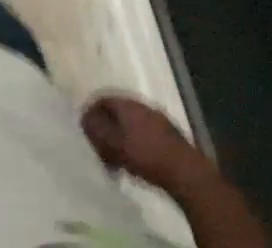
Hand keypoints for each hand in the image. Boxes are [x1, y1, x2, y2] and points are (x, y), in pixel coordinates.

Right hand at [81, 93, 212, 192]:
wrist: (187, 173)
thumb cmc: (145, 156)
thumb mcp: (112, 144)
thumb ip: (95, 129)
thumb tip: (84, 118)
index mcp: (128, 104)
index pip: (102, 98)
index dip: (90, 112)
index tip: (84, 130)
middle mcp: (143, 106)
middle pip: (117, 112)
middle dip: (106, 127)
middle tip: (99, 146)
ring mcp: (160, 120)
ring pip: (131, 124)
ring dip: (120, 138)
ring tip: (115, 158)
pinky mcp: (171, 136)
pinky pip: (145, 135)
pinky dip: (135, 144)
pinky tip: (135, 162)